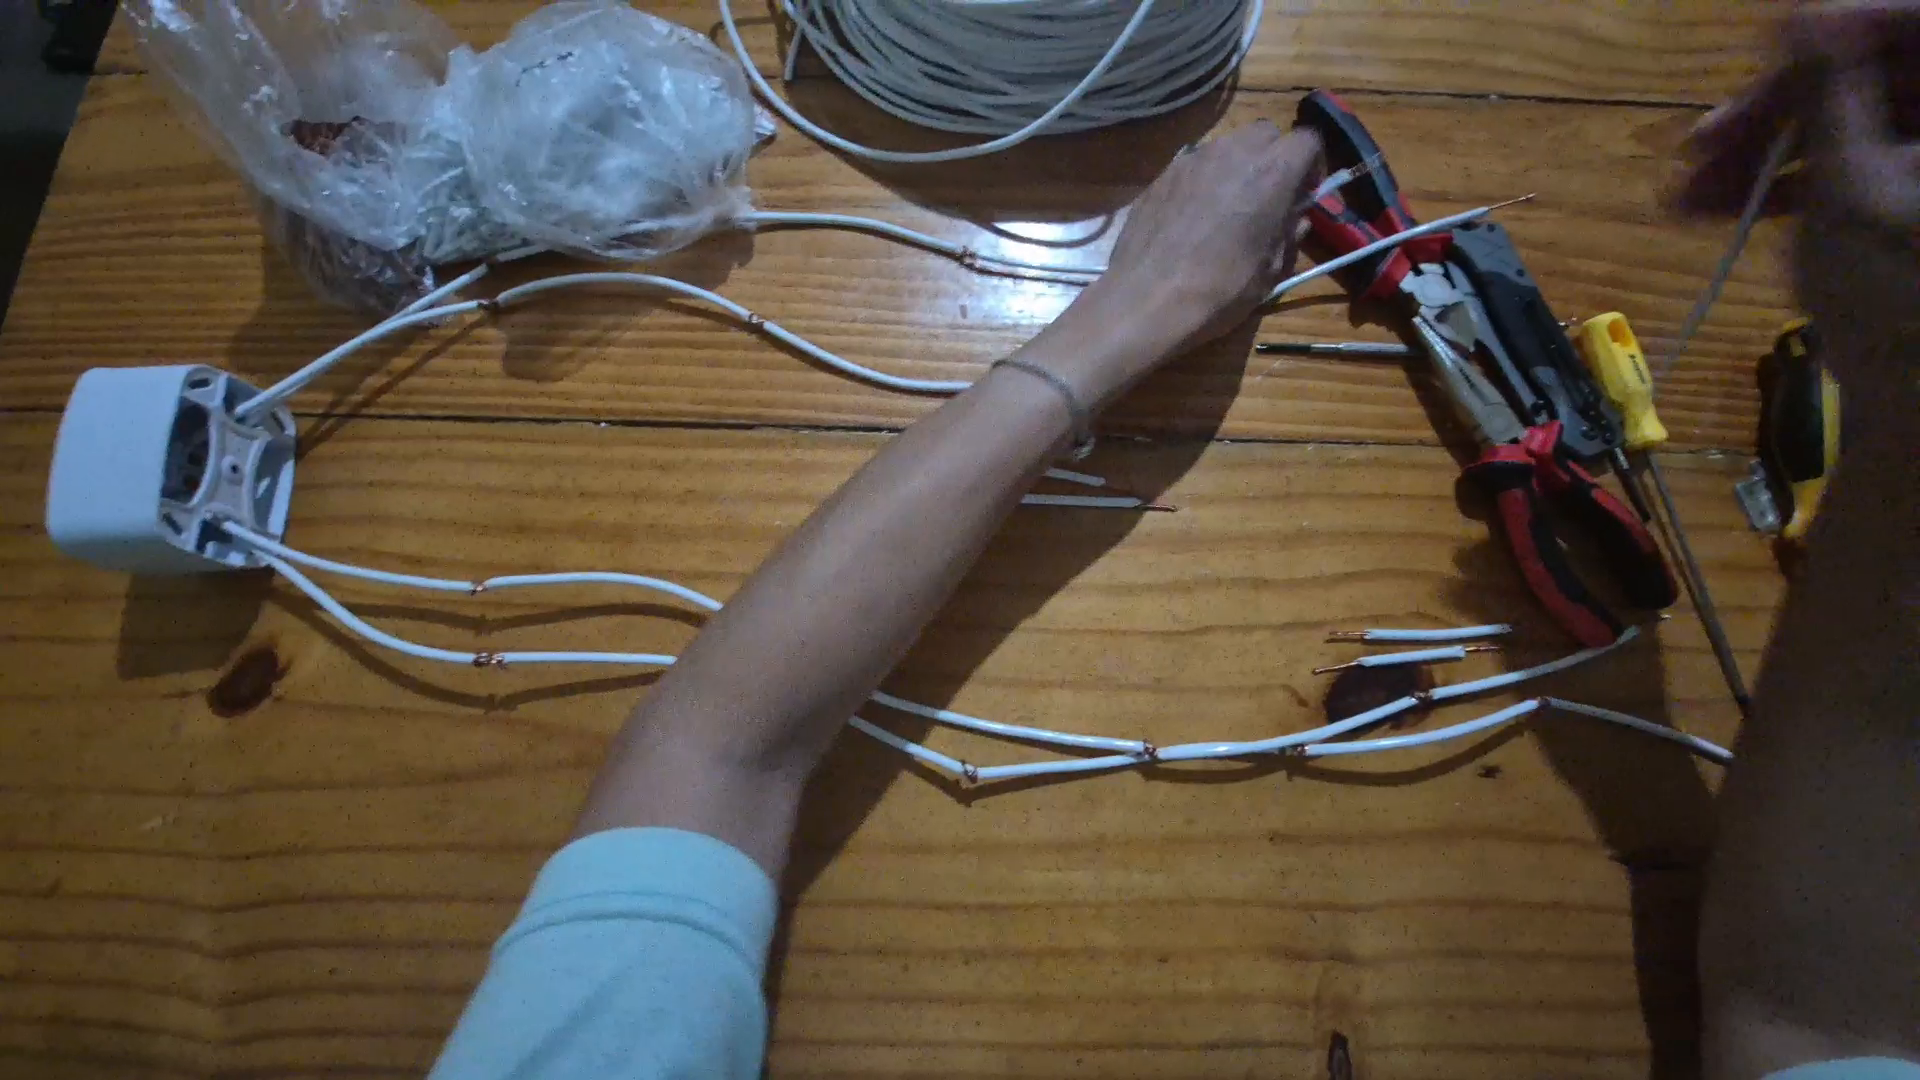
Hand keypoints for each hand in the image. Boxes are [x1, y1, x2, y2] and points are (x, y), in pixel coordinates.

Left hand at [1034, 121, 1324, 407]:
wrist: (1146, 302)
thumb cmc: (1218, 291)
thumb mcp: (1269, 273)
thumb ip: (1287, 237)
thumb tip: (1294, 220)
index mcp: (1272, 170)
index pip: (1308, 141)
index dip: (1311, 166)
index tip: (1303, 195)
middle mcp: (1232, 152)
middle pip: (1264, 136)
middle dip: (1271, 160)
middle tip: (1265, 199)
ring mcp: (1190, 161)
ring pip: (1224, 149)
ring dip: (1233, 169)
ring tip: (1224, 210)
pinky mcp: (1158, 178)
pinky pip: (1189, 170)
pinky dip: (1198, 185)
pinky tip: (1188, 221)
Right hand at [1677, 4, 1919, 417]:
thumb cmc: (1897, 294)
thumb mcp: (1848, 191)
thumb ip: (1830, 94)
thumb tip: (1800, 12)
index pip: (1916, 20)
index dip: (1836, 32)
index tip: (1756, 60)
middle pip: (1879, 69)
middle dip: (1779, 110)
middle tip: (1692, 153)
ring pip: (1852, 117)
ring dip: (1763, 153)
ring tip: (1686, 197)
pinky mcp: (1917, 181)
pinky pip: (1850, 157)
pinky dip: (1785, 179)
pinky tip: (1720, 207)